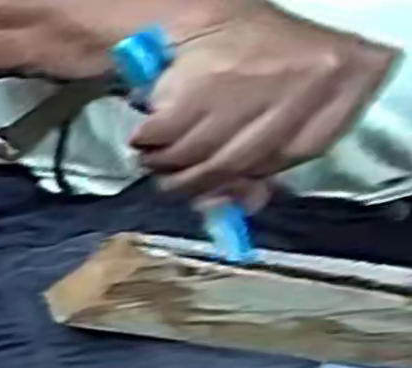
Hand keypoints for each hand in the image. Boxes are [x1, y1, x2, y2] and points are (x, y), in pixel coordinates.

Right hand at [131, 11, 397, 195]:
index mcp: (354, 79)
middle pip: (238, 162)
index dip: (255, 170)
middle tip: (174, 168)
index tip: (229, 168)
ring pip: (192, 156)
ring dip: (161, 161)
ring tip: (163, 142)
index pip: (300, 153)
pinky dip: (144, 142)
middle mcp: (318, 74)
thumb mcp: (269, 118)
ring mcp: (259, 80)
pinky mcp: (203, 87)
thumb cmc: (243, 76)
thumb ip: (259, 164)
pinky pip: (160, 141)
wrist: (202, 29)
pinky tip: (151, 126)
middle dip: (192, 176)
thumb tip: (242, 208)